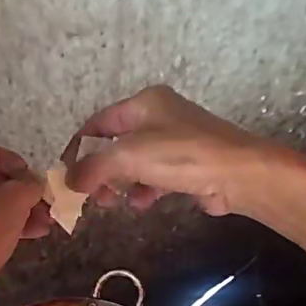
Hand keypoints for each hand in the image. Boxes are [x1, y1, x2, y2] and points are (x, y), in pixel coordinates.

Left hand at [0, 143, 51, 286]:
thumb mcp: (17, 199)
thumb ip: (30, 184)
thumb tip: (34, 183)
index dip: (13, 161)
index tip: (32, 176)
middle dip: (22, 191)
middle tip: (43, 201)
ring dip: (20, 209)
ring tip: (45, 221)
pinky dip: (6, 223)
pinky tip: (34, 232)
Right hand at [63, 85, 301, 216]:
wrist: (238, 174)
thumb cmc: (181, 156)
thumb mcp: (128, 156)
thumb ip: (92, 168)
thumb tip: (68, 182)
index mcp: (143, 103)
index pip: (97, 124)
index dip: (78, 149)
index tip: (67, 176)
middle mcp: (158, 116)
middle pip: (113, 145)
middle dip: (99, 171)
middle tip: (91, 195)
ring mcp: (174, 140)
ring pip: (132, 164)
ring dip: (119, 184)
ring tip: (114, 202)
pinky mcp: (186, 164)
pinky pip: (152, 177)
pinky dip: (143, 190)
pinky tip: (143, 202)